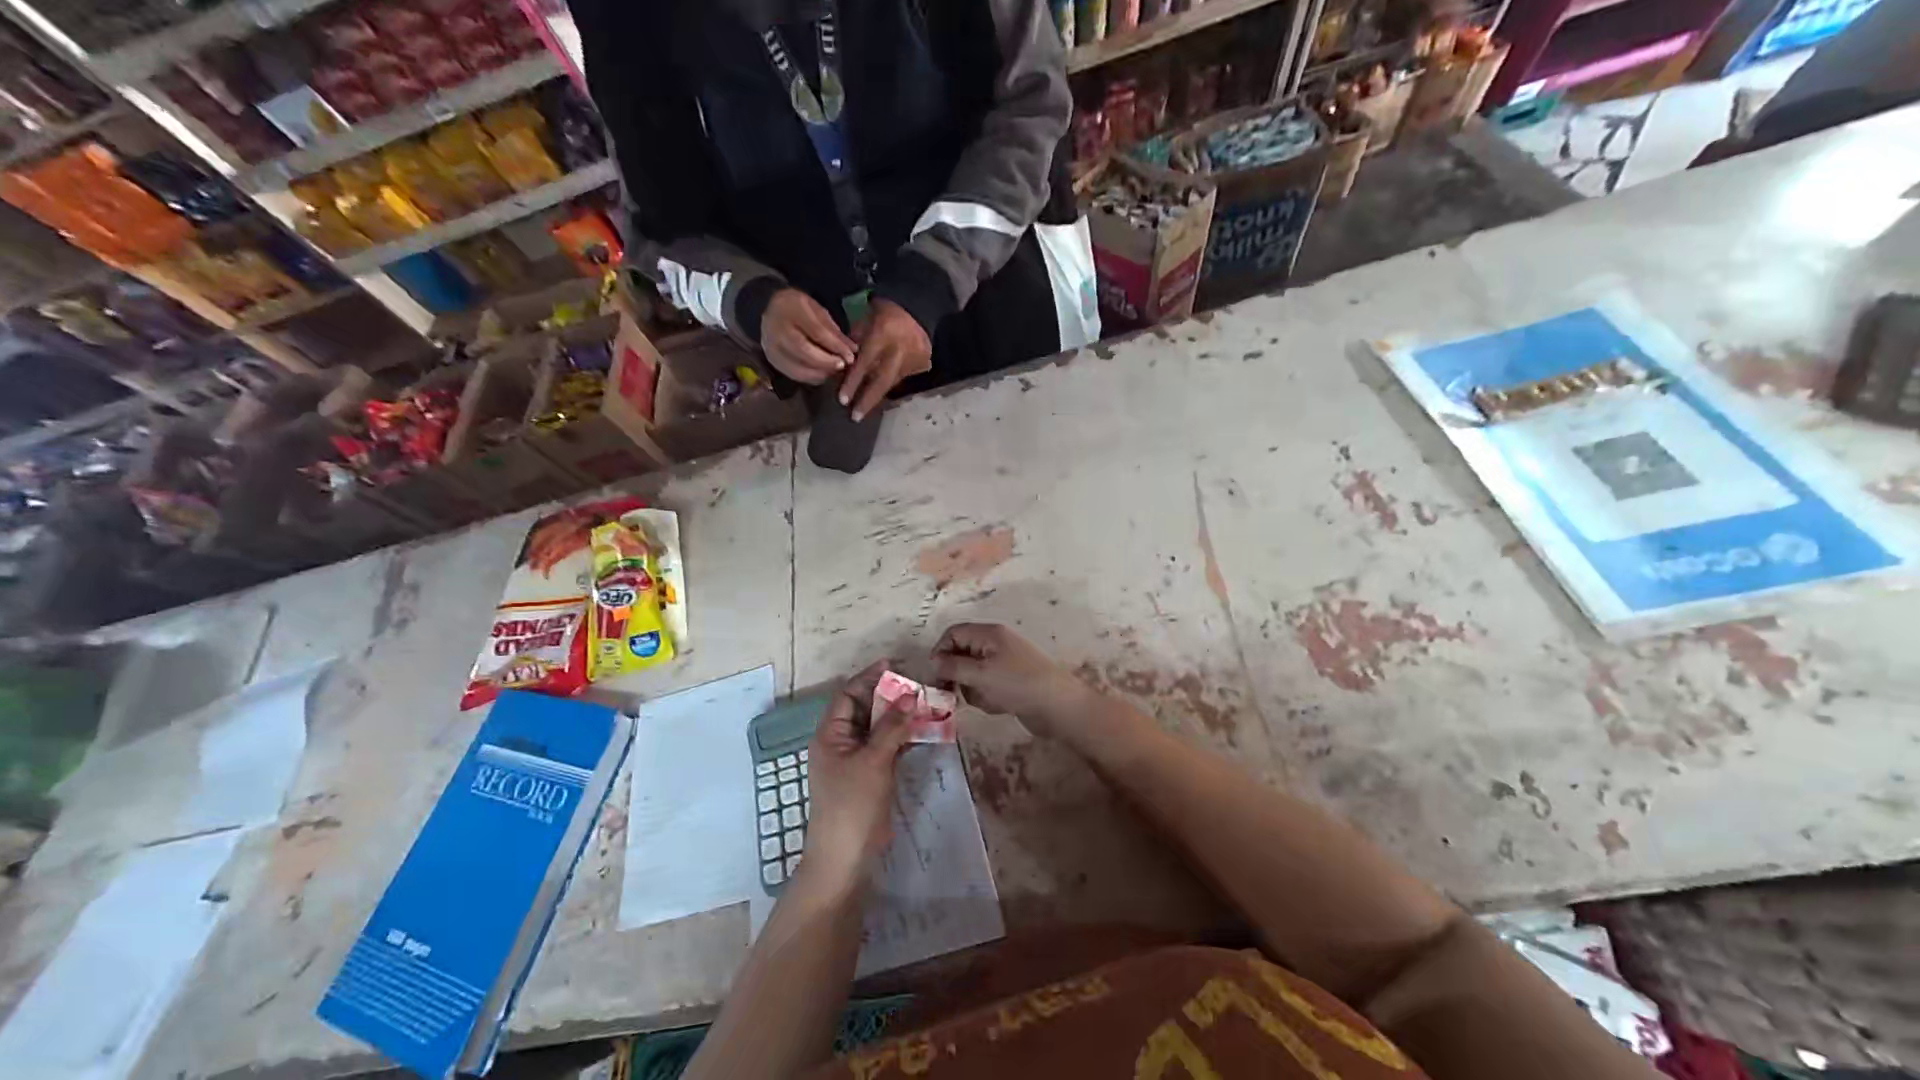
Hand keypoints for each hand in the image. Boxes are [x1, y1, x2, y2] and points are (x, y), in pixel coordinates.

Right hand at [760, 288, 854, 385]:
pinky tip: (823, 374)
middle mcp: (778, 329)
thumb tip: (853, 350)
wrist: (770, 308)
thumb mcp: (818, 310)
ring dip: (821, 372)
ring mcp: (772, 347)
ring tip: (835, 371)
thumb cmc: (799, 308)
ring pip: (798, 367)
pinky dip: (811, 377)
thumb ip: (834, 331)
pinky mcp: (772, 360)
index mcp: (791, 310)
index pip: (816, 332)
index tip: (850, 356)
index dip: (835, 346)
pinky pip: (793, 374)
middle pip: (805, 351)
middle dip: (827, 362)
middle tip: (843, 366)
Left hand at [799, 660, 913, 891]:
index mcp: (830, 734)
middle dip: (890, 696)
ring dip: (900, 716)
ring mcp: (857, 759)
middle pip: (865, 708)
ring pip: (879, 727)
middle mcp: (841, 742)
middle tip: (918, 685)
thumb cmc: (852, 804)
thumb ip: (892, 726)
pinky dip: (904, 736)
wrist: (846, 856)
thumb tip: (910, 695)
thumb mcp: (873, 761)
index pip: (849, 695)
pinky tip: (925, 729)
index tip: (896, 666)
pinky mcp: (872, 774)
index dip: (870, 678)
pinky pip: (888, 746)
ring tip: (926, 703)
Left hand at [840, 299, 930, 420]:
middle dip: (868, 400)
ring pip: (891, 382)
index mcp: (883, 334)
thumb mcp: (864, 322)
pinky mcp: (923, 364)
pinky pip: (902, 377)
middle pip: (883, 381)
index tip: (842, 400)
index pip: (865, 363)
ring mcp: (915, 358)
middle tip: (855, 417)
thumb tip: (841, 370)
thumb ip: (854, 345)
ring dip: (876, 393)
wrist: (917, 308)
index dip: (853, 383)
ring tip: (864, 405)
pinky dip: (889, 381)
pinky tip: (880, 385)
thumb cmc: (883, 313)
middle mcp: (901, 349)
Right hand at [933, 623, 1098, 739]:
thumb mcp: (980, 674)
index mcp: (989, 634)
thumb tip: (934, 661)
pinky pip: (988, 686)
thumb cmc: (1017, 685)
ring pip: (973, 674)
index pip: (954, 633)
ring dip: (973, 689)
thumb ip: (953, 667)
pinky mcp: (1011, 682)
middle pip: (962, 654)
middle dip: (957, 675)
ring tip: (985, 700)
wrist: (1059, 706)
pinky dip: (987, 697)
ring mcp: (1005, 663)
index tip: (936, 675)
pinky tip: (998, 706)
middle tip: (952, 694)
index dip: (941, 651)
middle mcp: (996, 644)